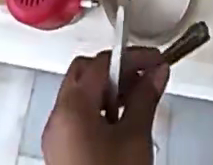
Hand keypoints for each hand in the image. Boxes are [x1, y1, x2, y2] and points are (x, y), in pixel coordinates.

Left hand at [43, 48, 168, 164]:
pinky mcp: (60, 157)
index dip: (131, 58)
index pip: (101, 62)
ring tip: (137, 101)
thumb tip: (156, 73)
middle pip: (84, 73)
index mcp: (71, 107)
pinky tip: (121, 125)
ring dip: (108, 91)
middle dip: (115, 70)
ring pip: (80, 96)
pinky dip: (99, 112)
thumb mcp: (135, 138)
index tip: (155, 60)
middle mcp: (57, 119)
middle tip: (144, 76)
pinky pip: (78, 119)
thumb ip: (146, 97)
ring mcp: (56, 139)